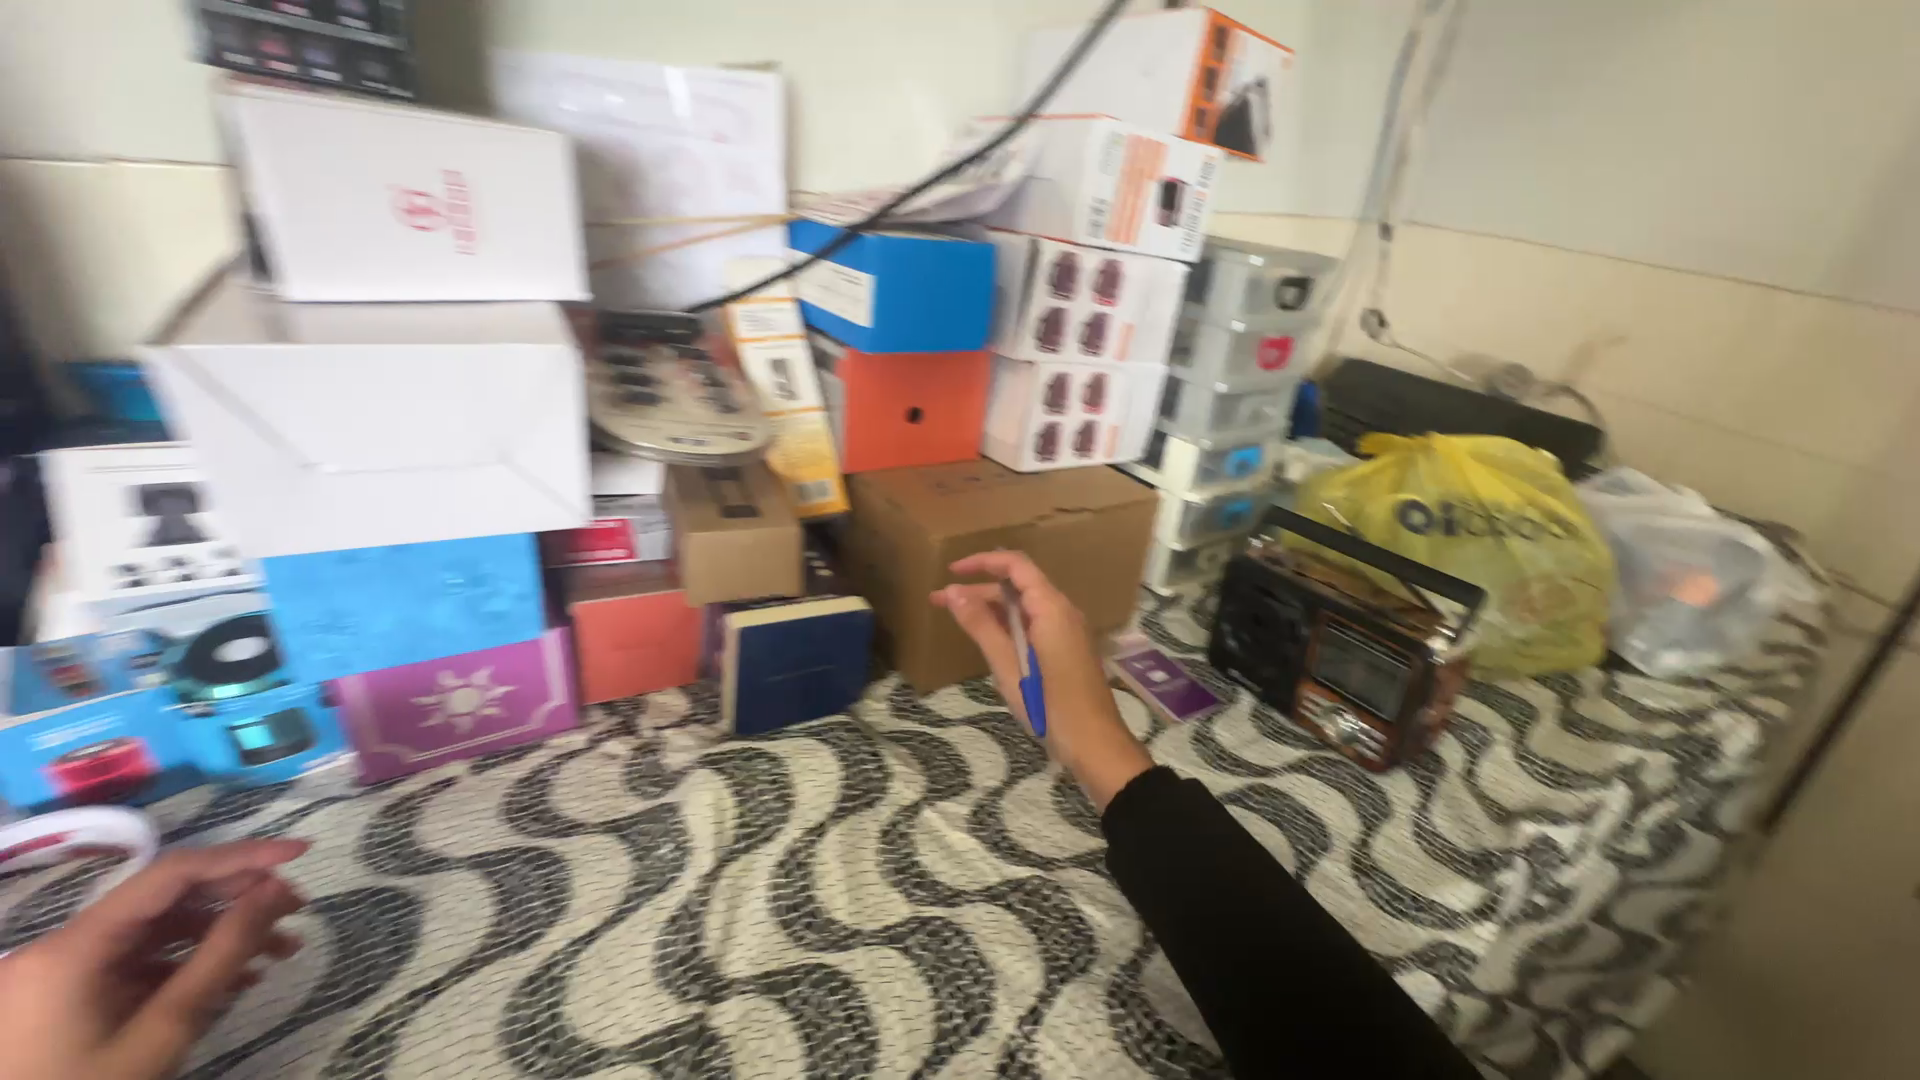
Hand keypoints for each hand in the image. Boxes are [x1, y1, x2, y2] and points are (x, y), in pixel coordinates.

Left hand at [0, 839, 309, 1079]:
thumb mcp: (167, 1025)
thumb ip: (225, 950)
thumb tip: (278, 887)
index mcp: (72, 947)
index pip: (172, 873)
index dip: (243, 855)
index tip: (302, 852)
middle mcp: (60, 945)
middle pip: (169, 897)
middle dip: (241, 898)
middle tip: (298, 909)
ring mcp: (60, 971)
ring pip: (163, 927)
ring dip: (226, 932)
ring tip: (281, 950)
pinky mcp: (69, 993)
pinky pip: (144, 957)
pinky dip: (195, 960)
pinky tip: (239, 977)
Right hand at [931, 550, 1153, 809]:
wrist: (1095, 744)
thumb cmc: (1049, 706)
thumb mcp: (1008, 666)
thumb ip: (981, 625)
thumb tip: (953, 592)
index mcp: (1051, 608)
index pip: (1016, 565)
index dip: (982, 562)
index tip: (950, 571)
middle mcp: (1063, 611)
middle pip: (1019, 585)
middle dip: (979, 588)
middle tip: (940, 601)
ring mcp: (1068, 630)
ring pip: (1026, 605)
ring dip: (992, 606)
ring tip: (956, 617)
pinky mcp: (1067, 648)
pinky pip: (1035, 622)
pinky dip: (1009, 623)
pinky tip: (987, 637)